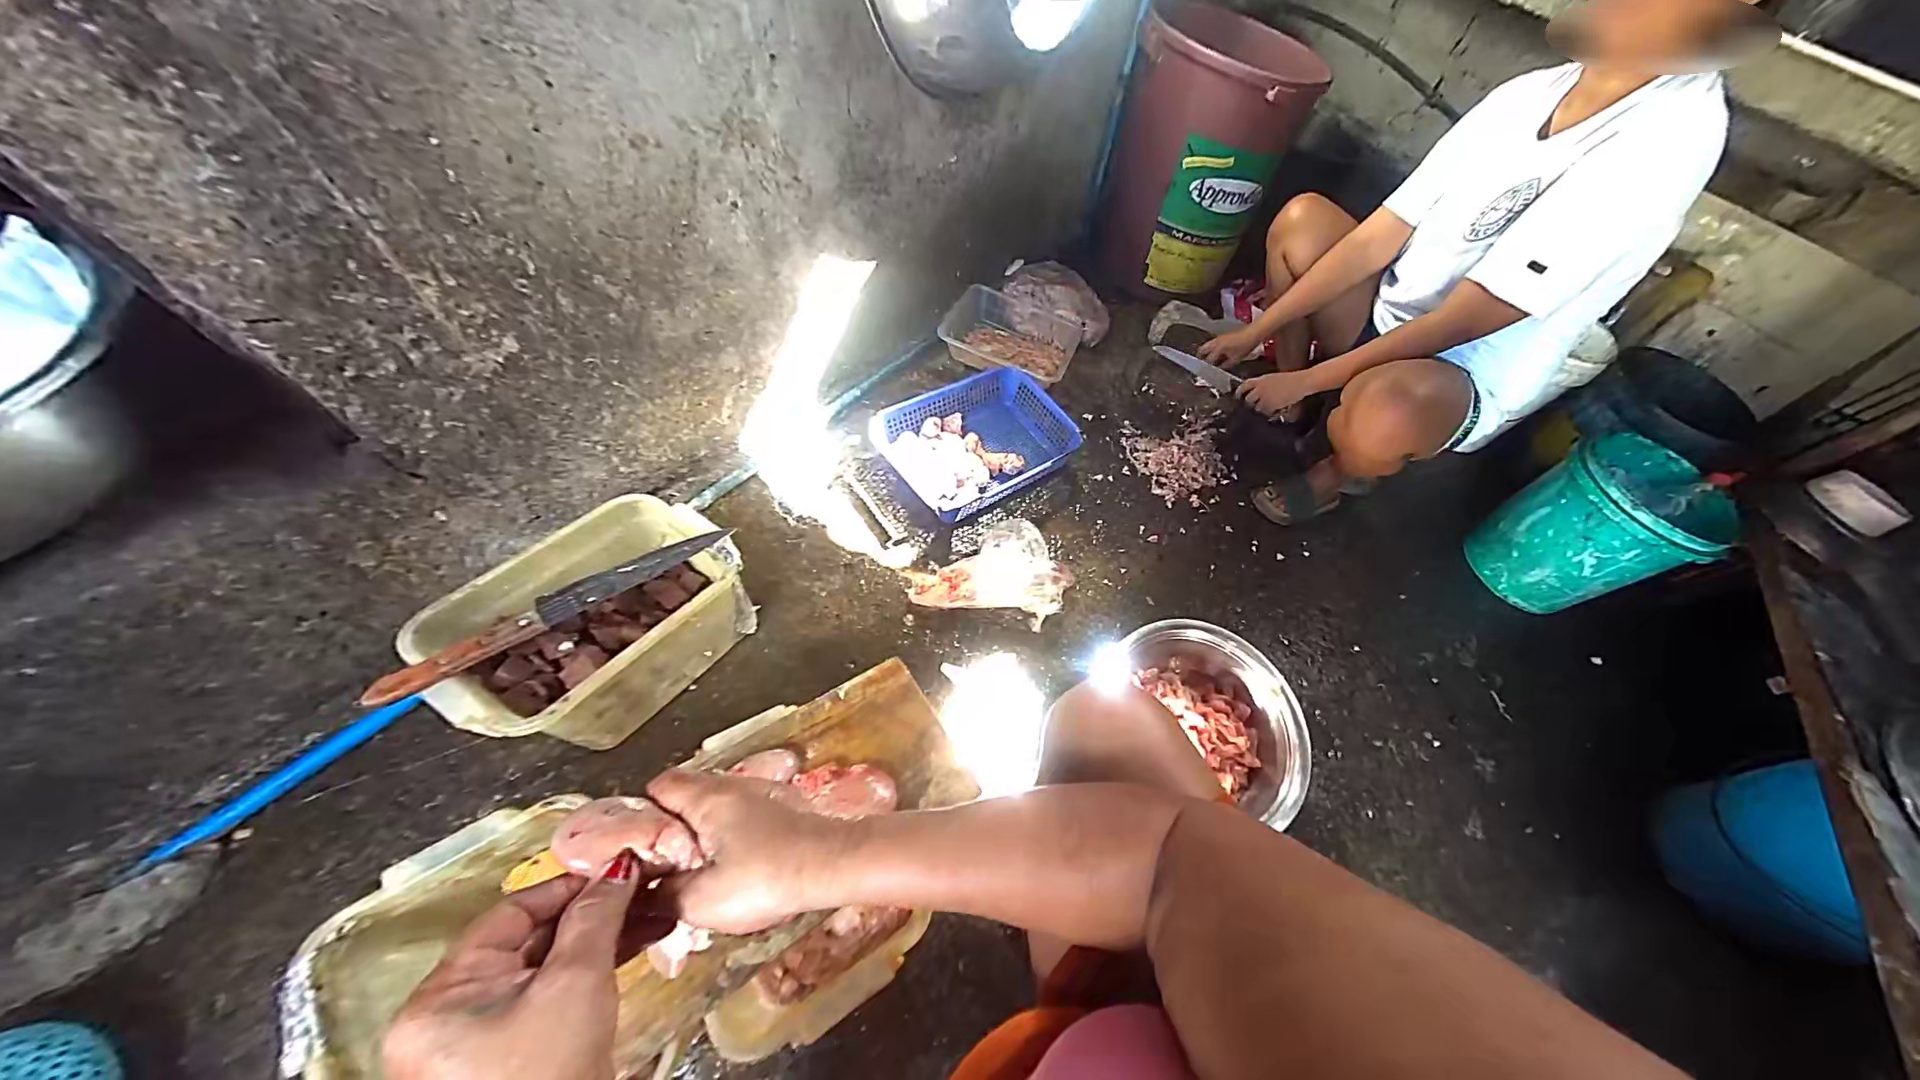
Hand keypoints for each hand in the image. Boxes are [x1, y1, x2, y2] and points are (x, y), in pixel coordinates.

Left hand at [383, 856, 669, 1079]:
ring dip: (601, 936)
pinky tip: (633, 946)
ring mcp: (479, 1039)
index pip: (511, 912)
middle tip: (644, 888)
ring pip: (547, 964)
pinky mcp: (513, 1054)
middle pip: (531, 937)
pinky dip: (591, 968)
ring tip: (651, 915)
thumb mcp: (577, 979)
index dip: (569, 885)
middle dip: (594, 911)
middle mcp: (449, 1015)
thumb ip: (596, 914)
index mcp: (441, 997)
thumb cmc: (549, 1068)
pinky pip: (551, 992)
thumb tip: (619, 864)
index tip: (619, 867)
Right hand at [645, 769, 844, 934]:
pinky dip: (730, 835)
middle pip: (688, 794)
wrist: (831, 865)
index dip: (643, 812)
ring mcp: (760, 793)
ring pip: (716, 806)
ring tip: (697, 872)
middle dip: (672, 826)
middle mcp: (733, 785)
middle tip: (664, 866)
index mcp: (708, 797)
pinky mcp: (780, 809)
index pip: (661, 784)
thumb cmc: (765, 879)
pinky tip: (733, 866)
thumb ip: (662, 895)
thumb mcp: (700, 901)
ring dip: (703, 833)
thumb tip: (642, 894)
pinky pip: (741, 815)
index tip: (639, 846)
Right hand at [1196, 326, 1264, 367]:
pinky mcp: (1223, 336)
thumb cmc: (1245, 346)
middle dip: (1200, 357)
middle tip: (1201, 364)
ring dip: (1205, 352)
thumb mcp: (1235, 359)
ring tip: (1206, 358)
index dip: (1206, 367)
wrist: (1253, 333)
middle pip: (1202, 350)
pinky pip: (1213, 343)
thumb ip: (1226, 364)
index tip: (1204, 371)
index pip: (1208, 359)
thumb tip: (1220, 368)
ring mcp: (1219, 338)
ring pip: (1207, 345)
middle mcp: (1215, 342)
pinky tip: (1216, 352)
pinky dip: (1211, 348)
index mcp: (1217, 349)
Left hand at [1236, 371, 1316, 416]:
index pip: (1244, 386)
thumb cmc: (1292, 379)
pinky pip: (1265, 412)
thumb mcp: (1274, 378)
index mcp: (1260, 379)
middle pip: (1248, 399)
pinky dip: (1268, 413)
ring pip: (1256, 407)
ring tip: (1265, 410)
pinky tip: (1273, 413)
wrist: (1302, 381)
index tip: (1238, 397)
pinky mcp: (1271, 404)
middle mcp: (1260, 388)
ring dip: (1259, 410)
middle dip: (1249, 404)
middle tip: (1253, 408)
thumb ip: (1263, 385)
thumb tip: (1257, 391)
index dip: (1239, 392)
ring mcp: (1265, 397)